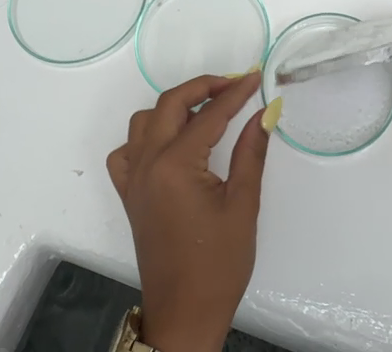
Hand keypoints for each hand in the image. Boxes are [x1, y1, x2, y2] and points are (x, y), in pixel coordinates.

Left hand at [106, 73, 273, 351]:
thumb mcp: (243, 206)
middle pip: (170, 104)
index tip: (254, 76)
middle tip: (234, 85)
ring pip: (145, 121)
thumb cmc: (218, 265)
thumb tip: (264, 113)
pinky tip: (170, 144)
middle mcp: (147, 164)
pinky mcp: (129, 195)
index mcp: (176, 165)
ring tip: (207, 111)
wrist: (184, 314)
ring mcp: (133, 179)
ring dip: (174, 107)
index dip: (234, 92)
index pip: (209, 114)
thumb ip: (251, 153)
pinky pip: (127, 151)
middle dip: (203, 87)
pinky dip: (146, 136)